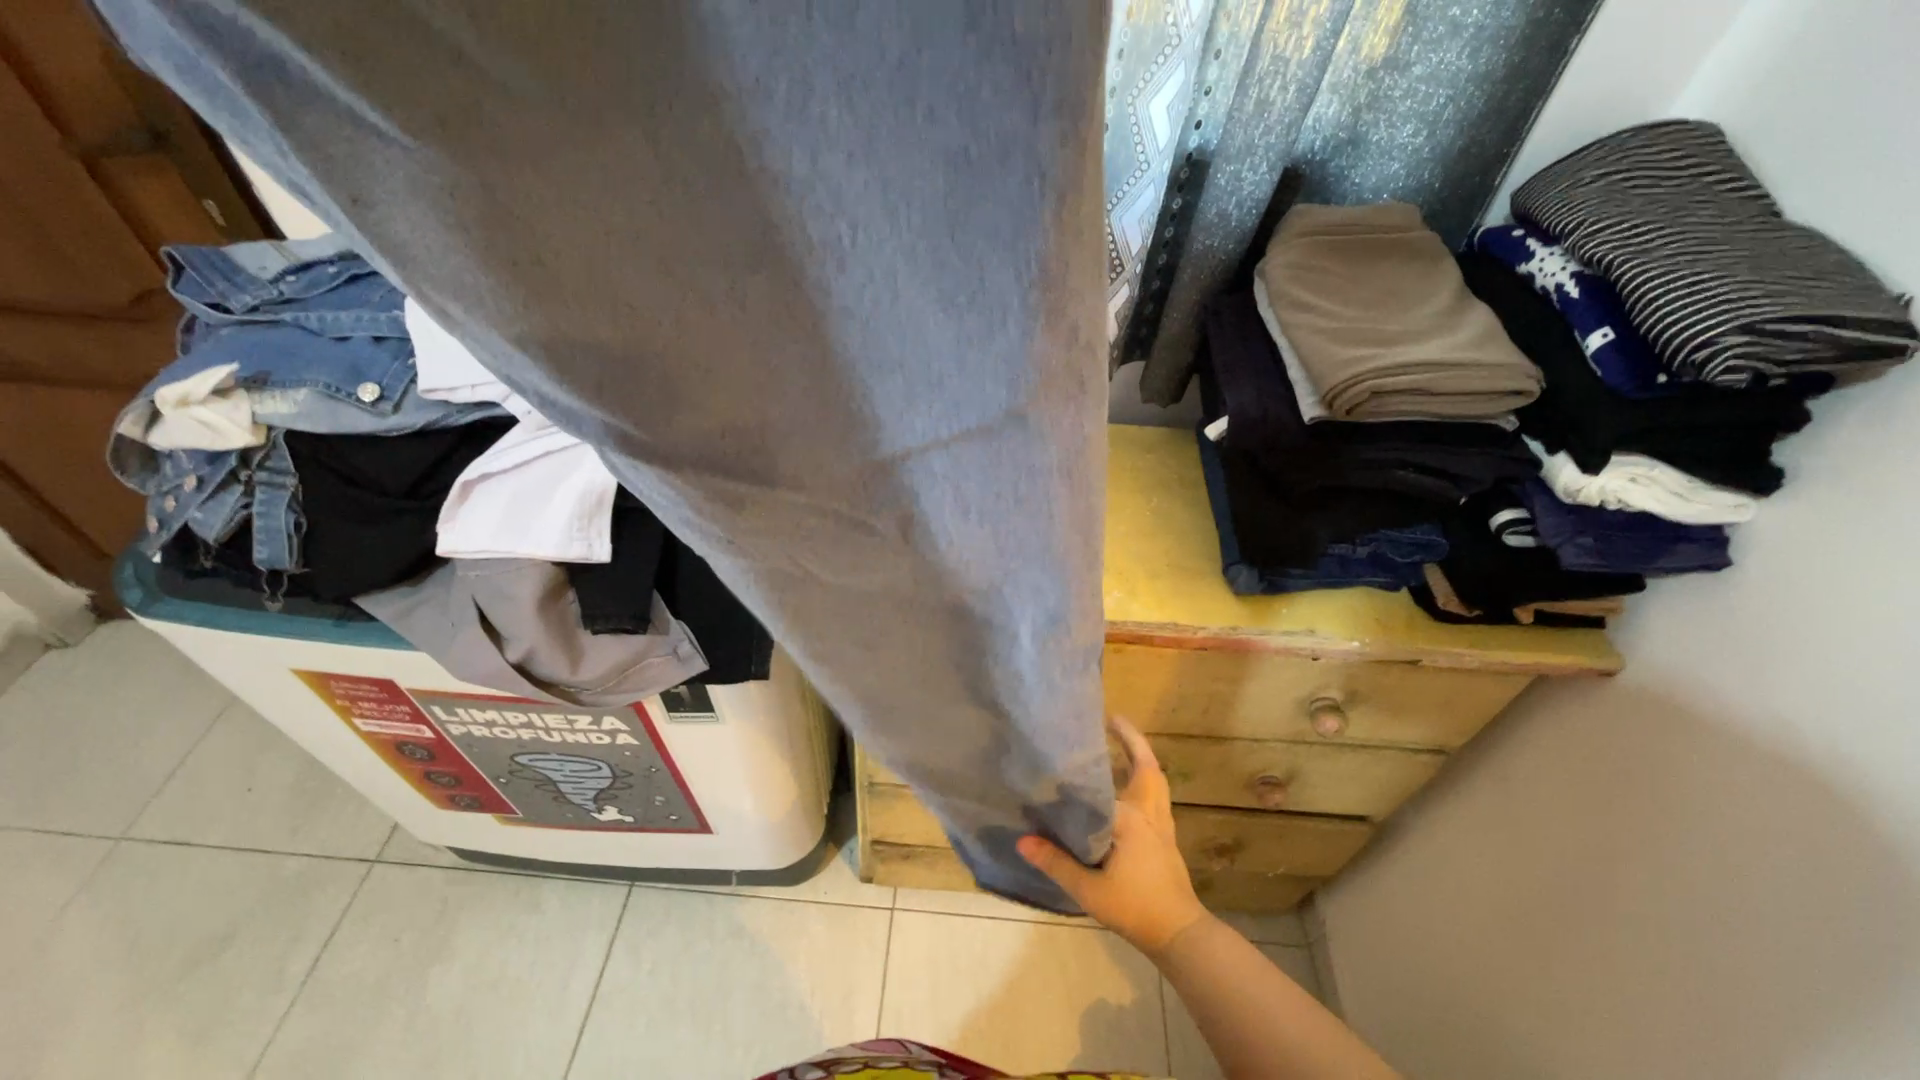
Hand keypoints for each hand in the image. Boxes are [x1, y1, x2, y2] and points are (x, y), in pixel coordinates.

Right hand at [1018, 716, 1210, 955]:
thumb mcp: (1088, 889)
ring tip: (1121, 746)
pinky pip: (1156, 798)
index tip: (1074, 736)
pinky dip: (1145, 782)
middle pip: (1146, 767)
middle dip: (1132, 742)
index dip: (1088, 760)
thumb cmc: (1134, 907)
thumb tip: (1022, 841)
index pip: (1104, 781)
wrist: (1178, 932)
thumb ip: (1056, 862)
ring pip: (1156, 781)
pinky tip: (1129, 789)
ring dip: (1141, 759)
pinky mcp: (1166, 839)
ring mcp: (1162, 825)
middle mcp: (1148, 813)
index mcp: (1129, 818)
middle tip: (1113, 721)